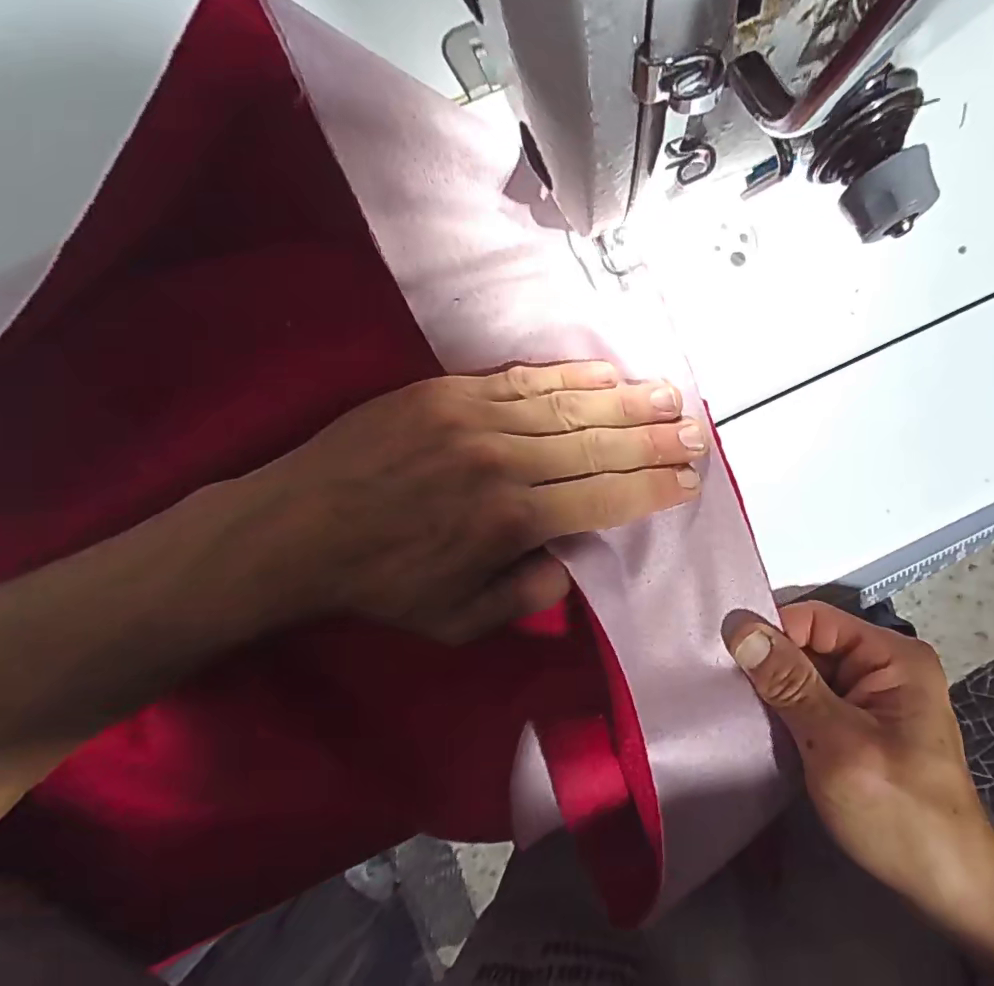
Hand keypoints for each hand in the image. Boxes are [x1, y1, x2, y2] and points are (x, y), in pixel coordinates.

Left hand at [159, 361, 706, 643]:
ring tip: (669, 394)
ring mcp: (473, 417)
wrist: (296, 527)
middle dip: (654, 439)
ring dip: (625, 400)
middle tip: (697, 431)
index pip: (603, 499)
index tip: (688, 479)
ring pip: (568, 405)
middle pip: (598, 445)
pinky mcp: (446, 390)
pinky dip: (569, 376)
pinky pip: (522, 378)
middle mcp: (502, 461)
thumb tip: (571, 560)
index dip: (651, 488)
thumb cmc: (380, 583)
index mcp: (510, 522)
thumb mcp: (457, 622)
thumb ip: (525, 596)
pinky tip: (603, 372)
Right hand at [724, 605, 993, 982]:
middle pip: (807, 643)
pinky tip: (761, 726)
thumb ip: (788, 682)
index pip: (813, 619)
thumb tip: (738, 626)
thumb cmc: (899, 813)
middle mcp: (883, 666)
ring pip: (803, 672)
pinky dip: (784, 711)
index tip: (724, 657)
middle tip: (722, 686)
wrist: (948, 891)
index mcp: (892, 657)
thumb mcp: (836, 743)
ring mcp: (871, 696)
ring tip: (735, 706)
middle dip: (768, 663)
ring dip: (772, 690)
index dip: (770, 633)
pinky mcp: (858, 724)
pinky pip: (810, 699)